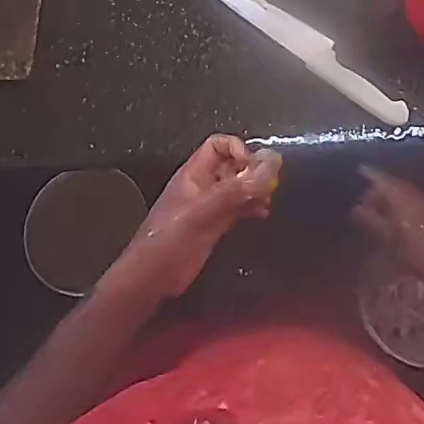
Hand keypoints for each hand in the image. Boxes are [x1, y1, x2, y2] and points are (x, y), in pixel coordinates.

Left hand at [112, 135, 280, 297]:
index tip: (255, 169)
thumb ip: (236, 190)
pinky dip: (252, 207)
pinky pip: (238, 207)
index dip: (239, 150)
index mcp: (194, 174)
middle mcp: (203, 185)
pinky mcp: (215, 225)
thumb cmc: (170, 240)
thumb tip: (271, 164)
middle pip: (232, 165)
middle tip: (269, 185)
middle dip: (252, 171)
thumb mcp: (203, 212)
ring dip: (255, 190)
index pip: (219, 145)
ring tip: (266, 200)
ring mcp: (210, 206)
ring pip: (238, 187)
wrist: (151, 277)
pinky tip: (261, 214)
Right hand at [350, 166, 423, 306]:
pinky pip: (418, 202)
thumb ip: (372, 221)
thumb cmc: (417, 256)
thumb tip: (358, 208)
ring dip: (395, 197)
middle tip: (368, 198)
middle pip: (398, 186)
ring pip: (409, 194)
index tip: (361, 171)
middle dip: (382, 188)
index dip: (372, 175)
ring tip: (382, 209)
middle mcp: (420, 198)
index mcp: (405, 200)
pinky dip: (406, 203)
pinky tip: (401, 217)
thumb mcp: (389, 239)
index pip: (385, 180)